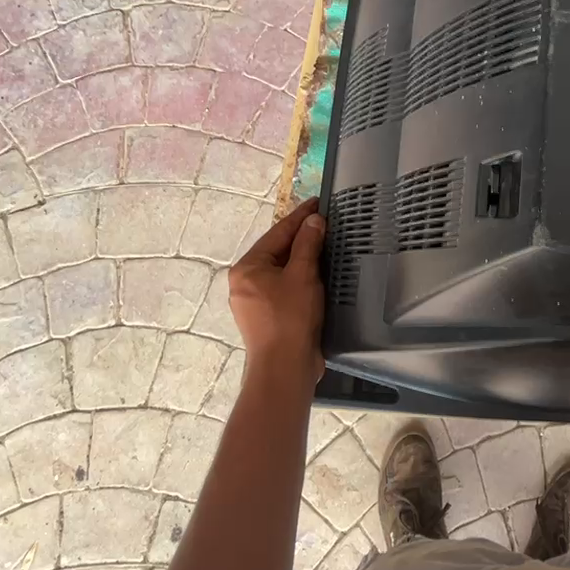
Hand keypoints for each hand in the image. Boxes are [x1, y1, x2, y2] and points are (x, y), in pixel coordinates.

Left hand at [229, 197, 325, 380]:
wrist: (285, 366)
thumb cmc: (290, 316)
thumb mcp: (302, 274)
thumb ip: (308, 244)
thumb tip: (313, 220)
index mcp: (247, 268)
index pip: (277, 233)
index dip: (300, 217)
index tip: (317, 202)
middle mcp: (244, 283)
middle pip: (277, 251)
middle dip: (301, 237)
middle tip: (325, 222)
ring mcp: (254, 302)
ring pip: (281, 270)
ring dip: (302, 258)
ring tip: (325, 244)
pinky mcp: (267, 317)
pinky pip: (284, 287)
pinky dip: (301, 277)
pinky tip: (318, 275)